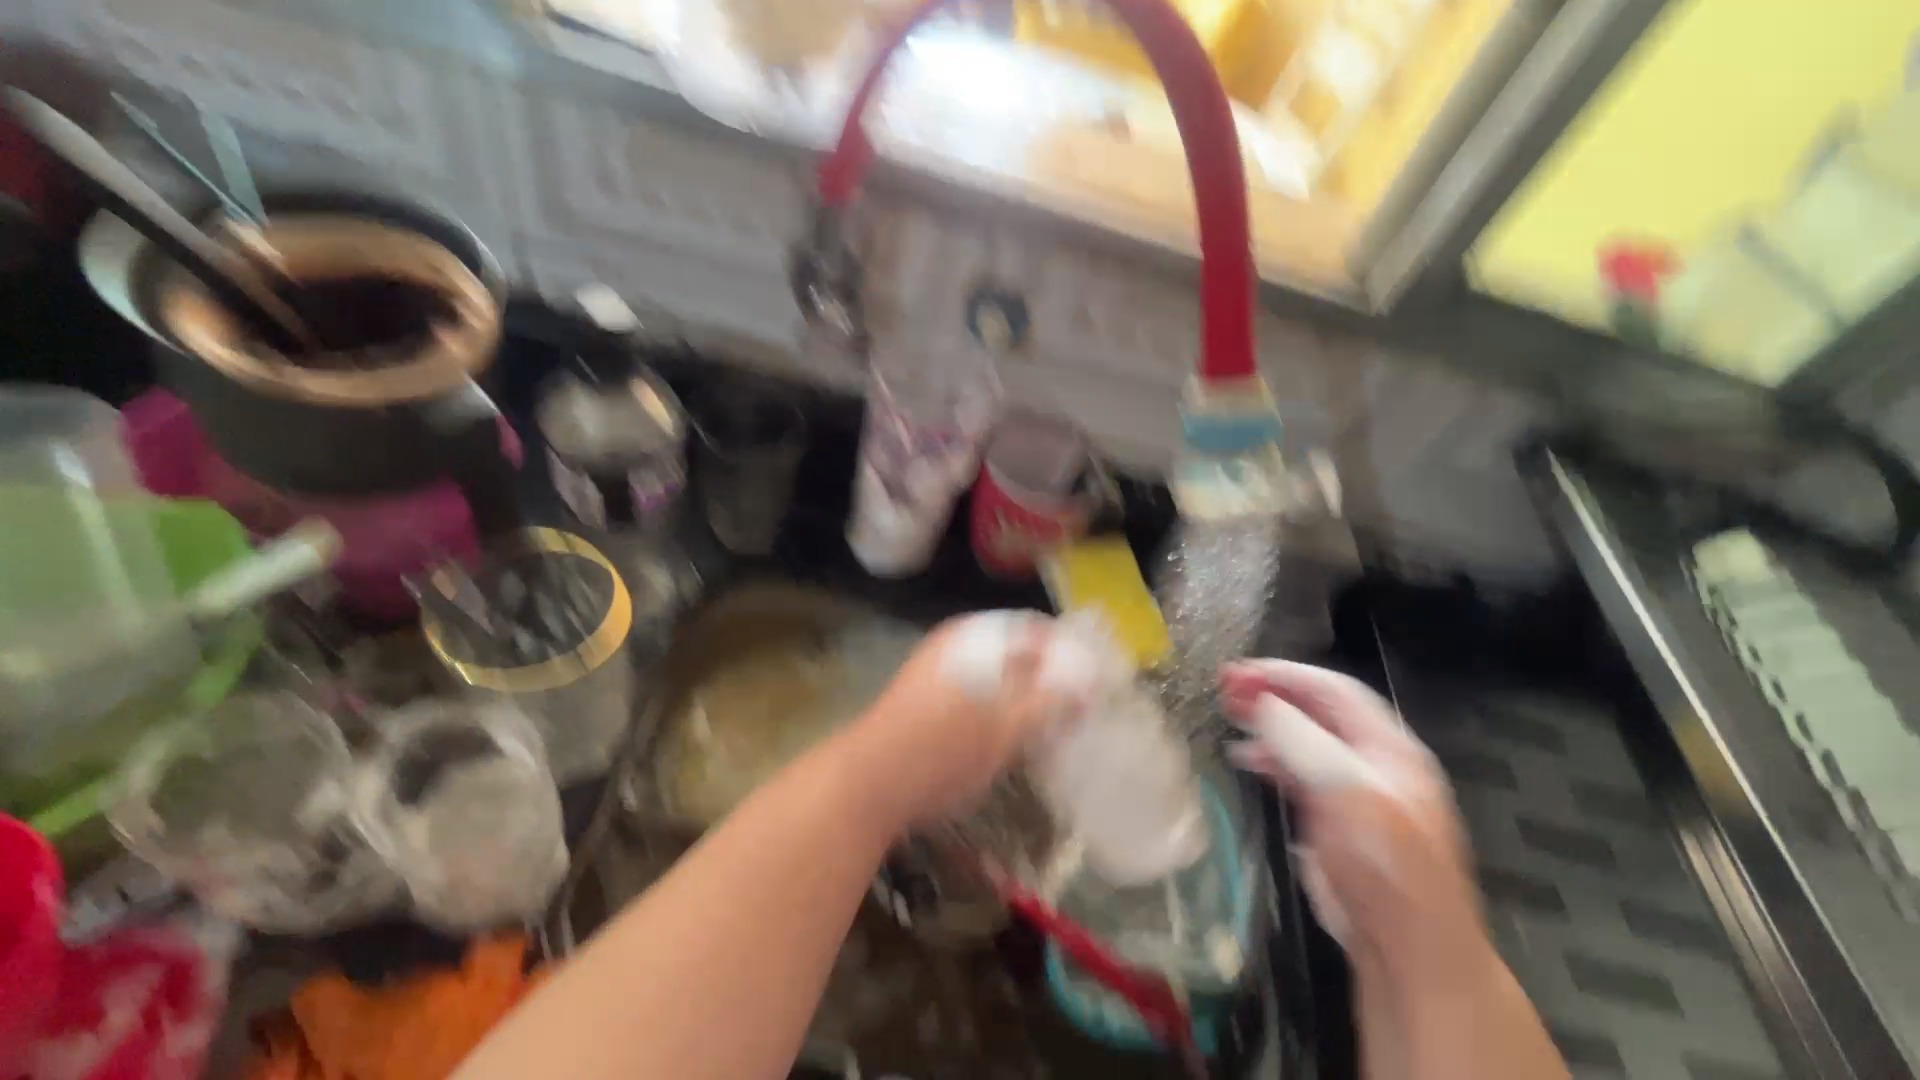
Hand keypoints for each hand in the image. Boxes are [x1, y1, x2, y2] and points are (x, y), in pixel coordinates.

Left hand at [840, 613, 1073, 829]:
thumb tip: (1089, 680)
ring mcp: (938, 675)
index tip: (1099, 686)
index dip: (1073, 655)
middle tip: (1081, 715)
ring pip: (998, 679)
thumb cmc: (942, 750)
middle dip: (1053, 682)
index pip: (1038, 630)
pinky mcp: (927, 706)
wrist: (866, 785)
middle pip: (1018, 654)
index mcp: (975, 638)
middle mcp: (955, 647)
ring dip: (1028, 702)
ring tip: (1054, 735)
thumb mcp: (1007, 727)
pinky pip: (979, 698)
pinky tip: (1015, 746)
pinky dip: (1003, 715)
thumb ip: (1052, 700)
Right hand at [1220, 659, 1490, 982]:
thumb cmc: (1384, 864)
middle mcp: (1371, 760)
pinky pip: (1298, 773)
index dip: (1285, 675)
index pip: (1333, 690)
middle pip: (1318, 711)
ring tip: (1227, 714)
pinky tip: (1244, 759)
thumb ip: (1303, 741)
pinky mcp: (1333, 820)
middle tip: (1225, 686)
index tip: (1237, 673)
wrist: (1407, 945)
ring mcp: (1352, 790)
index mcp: (1387, 747)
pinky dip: (1269, 759)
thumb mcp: (1346, 792)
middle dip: (1272, 693)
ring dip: (1267, 723)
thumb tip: (1261, 703)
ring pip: (1305, 740)